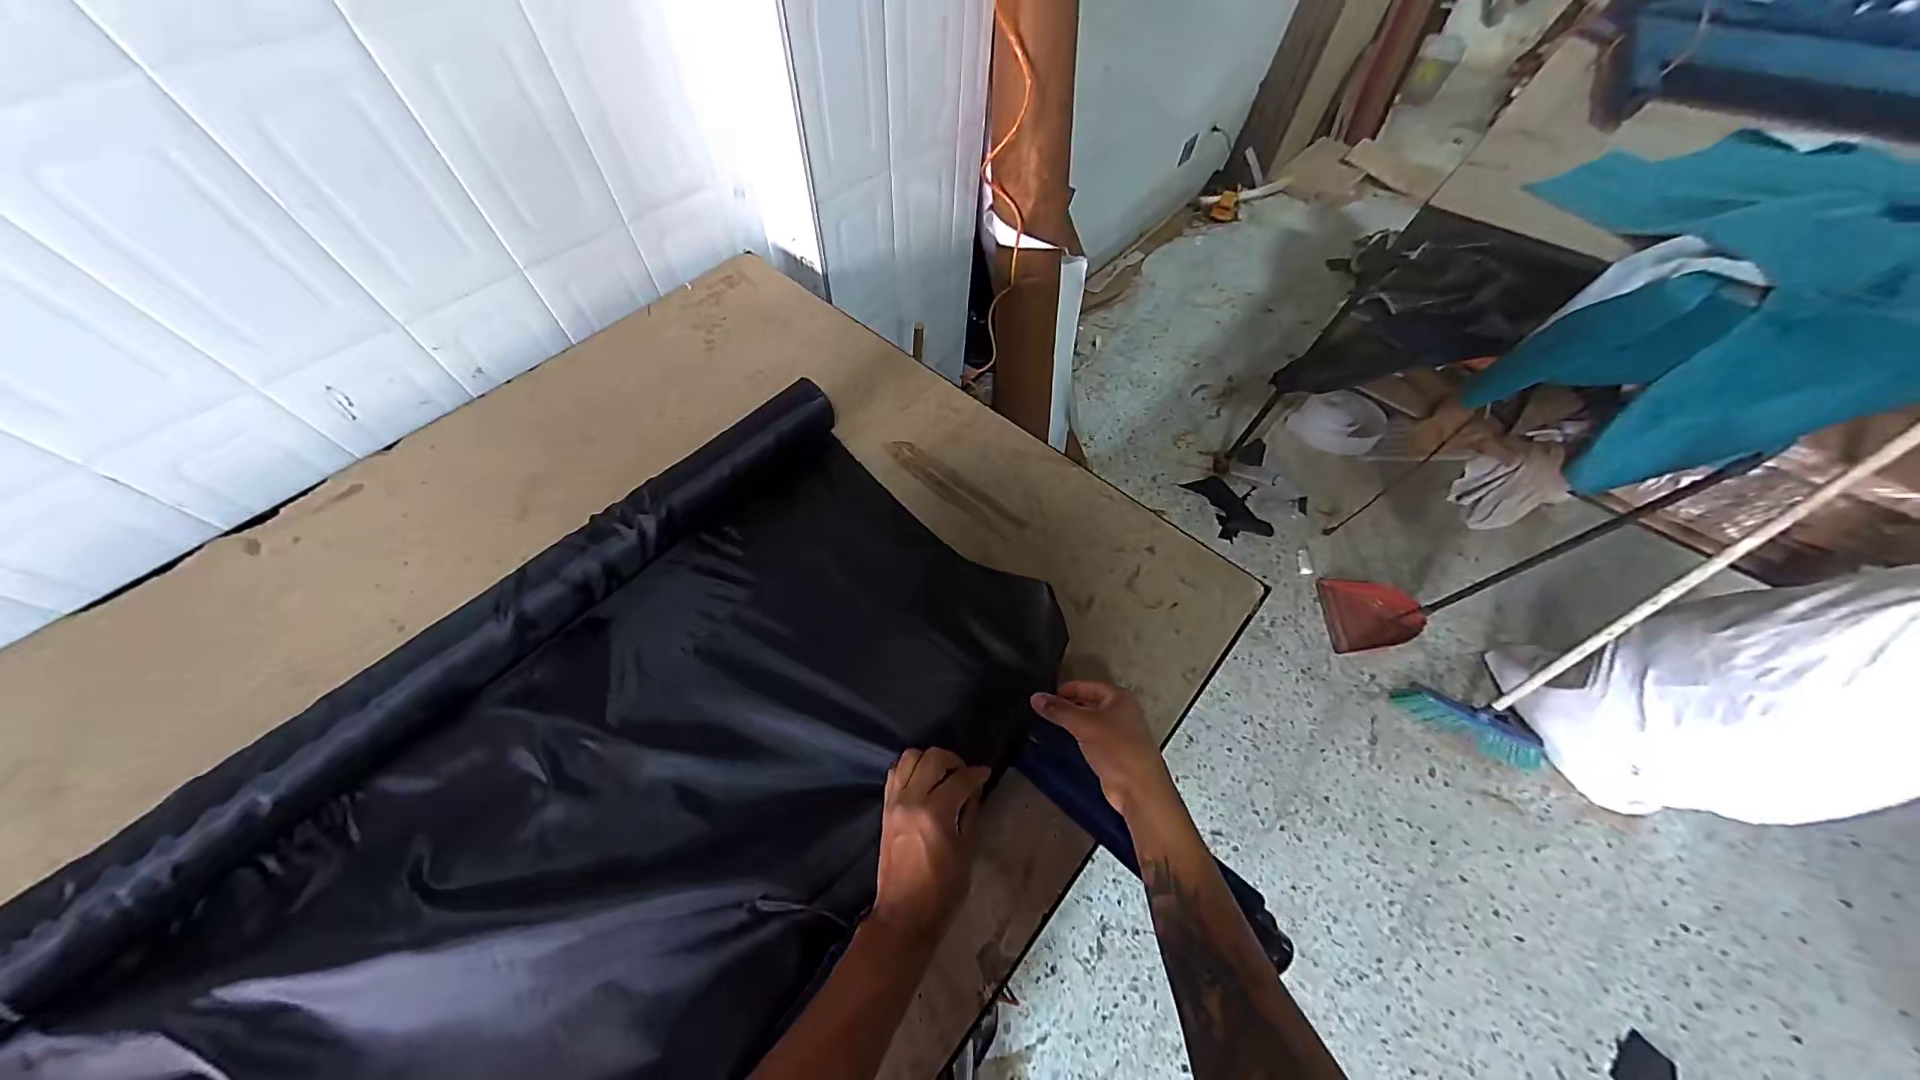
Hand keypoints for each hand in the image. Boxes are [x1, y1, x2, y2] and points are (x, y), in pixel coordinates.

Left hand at [871, 747, 989, 946]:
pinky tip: (923, 781)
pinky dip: (910, 769)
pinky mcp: (885, 808)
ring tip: (943, 773)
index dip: (976, 773)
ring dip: (929, 759)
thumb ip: (969, 814)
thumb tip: (973, 791)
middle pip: (932, 758)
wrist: (904, 915)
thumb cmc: (942, 890)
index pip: (959, 778)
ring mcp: (894, 802)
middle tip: (965, 773)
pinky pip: (895, 773)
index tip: (985, 773)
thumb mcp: (966, 852)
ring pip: (909, 757)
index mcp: (934, 813)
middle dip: (953, 760)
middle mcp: (911, 800)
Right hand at [1030, 681, 1179, 821]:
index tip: (1045, 696)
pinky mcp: (1114, 752)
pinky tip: (1065, 743)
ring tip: (1050, 725)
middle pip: (1088, 702)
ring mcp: (1119, 733)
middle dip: (1068, 706)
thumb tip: (1036, 697)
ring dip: (1073, 723)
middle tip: (1045, 710)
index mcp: (1119, 698)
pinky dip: (1079, 738)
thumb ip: (1059, 710)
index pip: (1086, 685)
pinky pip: (1092, 738)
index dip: (1065, 689)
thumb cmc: (1118, 750)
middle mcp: (1121, 712)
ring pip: (1090, 721)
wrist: (1138, 789)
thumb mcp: (1084, 725)